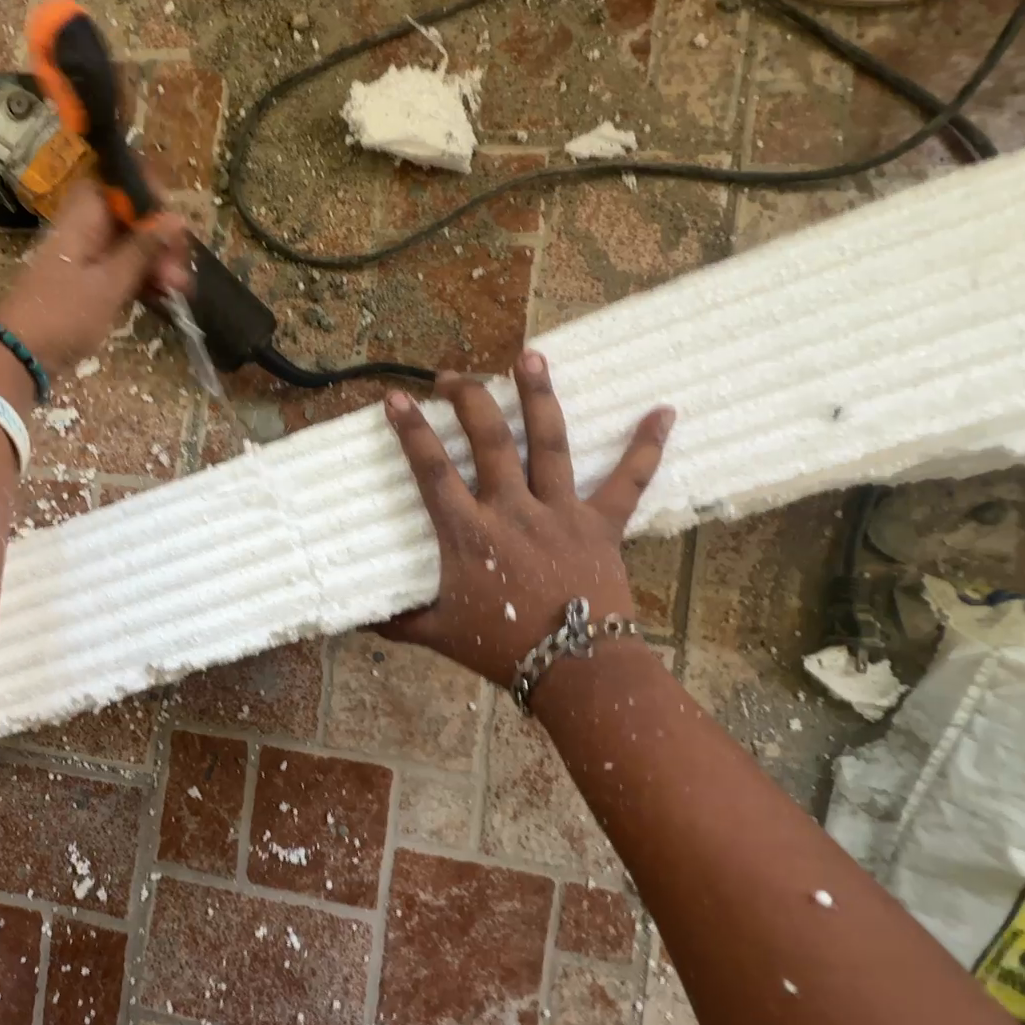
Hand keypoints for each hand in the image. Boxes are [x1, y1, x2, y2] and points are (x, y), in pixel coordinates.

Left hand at [0, 179, 190, 376]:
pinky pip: (118, 273)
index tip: (174, 222)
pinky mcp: (84, 288)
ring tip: (180, 290)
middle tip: (181, 270)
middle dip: (160, 240)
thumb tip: (176, 217)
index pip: (118, 183)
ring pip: (127, 249)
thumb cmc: (63, 316)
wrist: (19, 358)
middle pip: (129, 220)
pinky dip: (139, 282)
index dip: (150, 195)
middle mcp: (83, 232)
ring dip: (155, 265)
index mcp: (83, 218)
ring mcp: (82, 261)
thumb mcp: (109, 283)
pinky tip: (163, 298)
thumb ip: (142, 250)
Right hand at [375, 352, 675, 689]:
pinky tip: (664, 410)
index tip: (396, 399)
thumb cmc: (502, 649)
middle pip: (489, 439)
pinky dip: (646, 446)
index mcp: (467, 532)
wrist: (578, 669)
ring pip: (549, 442)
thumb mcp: (437, 635)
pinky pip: (628, 481)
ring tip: (530, 355)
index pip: (432, 469)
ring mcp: (560, 512)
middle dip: (468, 399)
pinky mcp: (602, 525)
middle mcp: (512, 509)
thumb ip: (398, 622)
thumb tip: (360, 619)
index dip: (411, 431)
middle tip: (452, 376)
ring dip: (539, 395)